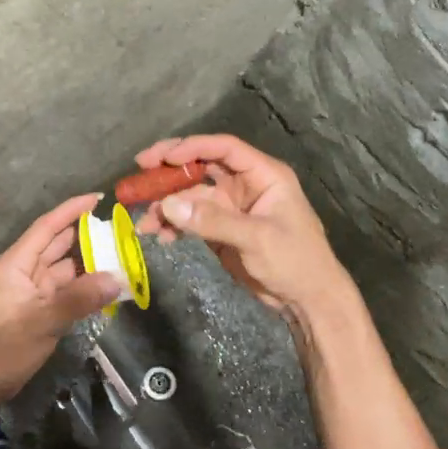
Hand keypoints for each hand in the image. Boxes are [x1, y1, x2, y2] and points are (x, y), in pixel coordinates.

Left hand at [0, 193, 124, 401]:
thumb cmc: (3, 348)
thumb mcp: (41, 321)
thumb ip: (78, 299)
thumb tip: (115, 279)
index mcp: (16, 264)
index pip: (47, 227)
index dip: (72, 211)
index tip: (99, 199)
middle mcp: (24, 272)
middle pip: (58, 245)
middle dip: (87, 235)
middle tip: (121, 229)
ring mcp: (32, 292)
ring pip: (65, 269)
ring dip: (89, 263)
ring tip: (122, 255)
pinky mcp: (39, 311)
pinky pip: (66, 291)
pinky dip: (85, 287)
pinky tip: (107, 287)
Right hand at [133, 135, 352, 312]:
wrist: (308, 301)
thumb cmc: (295, 261)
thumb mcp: (256, 238)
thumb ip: (213, 221)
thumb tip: (167, 205)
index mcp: (263, 175)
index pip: (223, 149)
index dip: (192, 147)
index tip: (160, 158)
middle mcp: (245, 185)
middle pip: (202, 168)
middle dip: (170, 172)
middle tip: (139, 172)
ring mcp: (231, 208)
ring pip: (191, 197)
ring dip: (167, 206)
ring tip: (146, 223)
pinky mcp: (221, 230)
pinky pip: (191, 219)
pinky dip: (174, 226)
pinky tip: (161, 237)